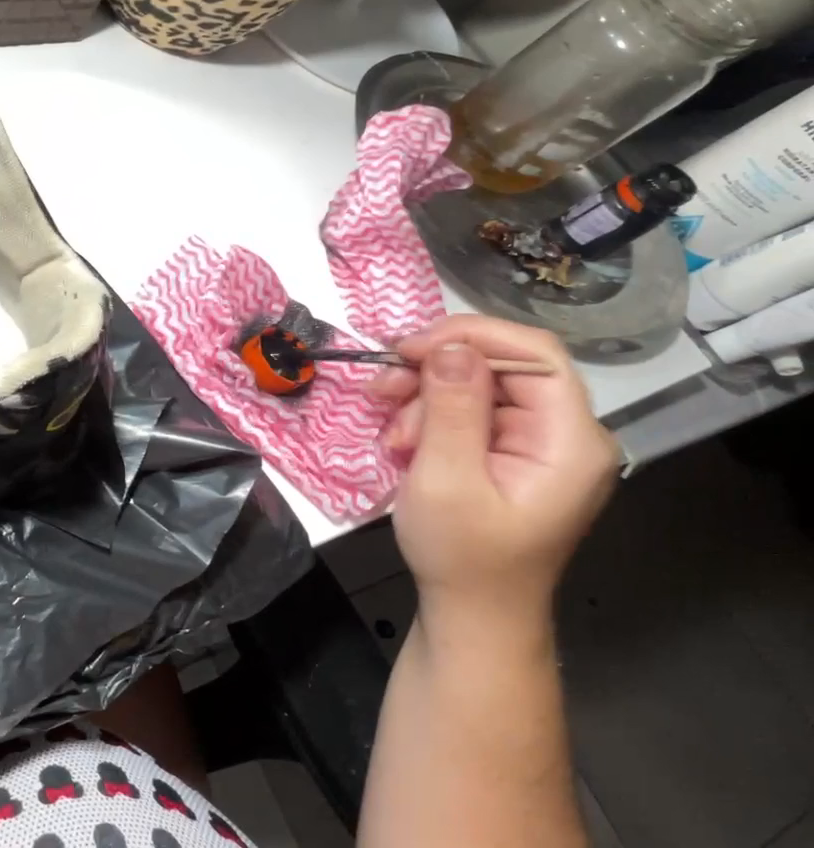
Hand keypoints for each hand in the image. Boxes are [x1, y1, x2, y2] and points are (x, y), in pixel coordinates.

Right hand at [367, 316, 617, 627]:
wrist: (473, 611)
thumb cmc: (462, 554)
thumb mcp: (445, 479)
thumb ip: (453, 409)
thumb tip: (450, 346)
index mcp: (569, 440)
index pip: (534, 354)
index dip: (469, 337)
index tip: (405, 350)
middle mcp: (565, 433)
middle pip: (501, 366)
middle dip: (434, 371)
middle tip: (380, 390)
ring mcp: (539, 443)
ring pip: (478, 386)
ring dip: (424, 397)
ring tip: (391, 433)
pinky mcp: (512, 453)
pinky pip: (471, 411)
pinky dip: (430, 416)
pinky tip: (404, 441)